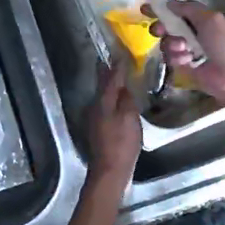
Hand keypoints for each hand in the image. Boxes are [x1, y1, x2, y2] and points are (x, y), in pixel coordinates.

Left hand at [86, 59, 141, 178]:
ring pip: (103, 96)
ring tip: (121, 77)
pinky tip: (120, 101)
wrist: (109, 171)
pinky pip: (105, 106)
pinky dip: (112, 99)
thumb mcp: (129, 118)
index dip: (116, 65)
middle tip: (117, 60)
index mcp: (102, 101)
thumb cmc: (121, 143)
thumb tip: (124, 85)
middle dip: (109, 73)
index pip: (110, 77)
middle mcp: (95, 106)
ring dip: (111, 86)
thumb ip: (126, 99)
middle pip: (103, 85)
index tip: (122, 53)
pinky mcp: (98, 129)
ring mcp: (95, 118)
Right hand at [153, 0, 224, 108]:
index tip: (146, 8)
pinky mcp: (189, 70)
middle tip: (158, 30)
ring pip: (170, 44)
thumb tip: (170, 2)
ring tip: (183, 50)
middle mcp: (199, 34)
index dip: (164, 9)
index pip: (182, 10)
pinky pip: (173, 60)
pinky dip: (177, 59)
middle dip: (163, 27)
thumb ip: (190, 9)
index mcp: (208, 20)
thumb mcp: (212, 19)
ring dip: (172, 45)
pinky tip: (187, 62)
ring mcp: (194, 53)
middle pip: (171, 27)